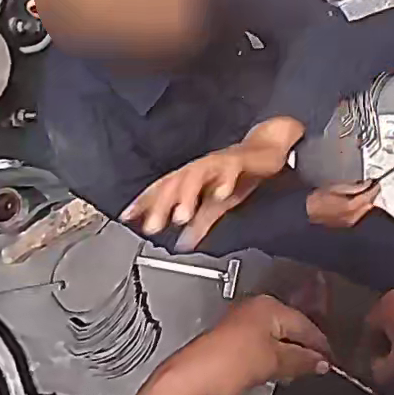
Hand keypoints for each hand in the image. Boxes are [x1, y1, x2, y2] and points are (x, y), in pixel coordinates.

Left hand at [115, 296, 331, 394]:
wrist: (191, 379)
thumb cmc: (225, 364)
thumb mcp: (274, 362)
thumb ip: (302, 360)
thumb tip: (320, 361)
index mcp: (267, 306)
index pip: (305, 323)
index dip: (320, 344)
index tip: (329, 360)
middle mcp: (254, 308)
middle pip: (290, 327)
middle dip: (304, 348)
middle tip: (317, 367)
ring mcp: (241, 321)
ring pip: (275, 336)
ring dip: (287, 353)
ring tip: (296, 372)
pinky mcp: (232, 338)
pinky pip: (261, 343)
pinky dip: (271, 356)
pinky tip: (273, 370)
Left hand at [123, 117, 303, 250]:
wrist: (267, 150)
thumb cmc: (239, 174)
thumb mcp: (218, 204)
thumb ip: (200, 223)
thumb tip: (183, 244)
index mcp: (191, 178)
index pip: (162, 189)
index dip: (143, 202)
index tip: (126, 216)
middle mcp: (199, 168)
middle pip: (175, 183)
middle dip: (162, 205)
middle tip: (153, 226)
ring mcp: (218, 162)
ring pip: (197, 175)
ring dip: (188, 195)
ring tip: (182, 215)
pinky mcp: (239, 160)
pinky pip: (230, 169)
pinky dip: (225, 180)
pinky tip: (222, 194)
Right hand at [306, 180, 379, 228]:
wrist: (307, 211)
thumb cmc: (317, 198)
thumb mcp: (335, 187)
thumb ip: (353, 186)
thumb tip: (367, 184)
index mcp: (350, 206)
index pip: (369, 196)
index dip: (374, 188)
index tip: (376, 182)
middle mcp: (353, 216)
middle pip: (369, 205)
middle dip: (371, 195)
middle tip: (370, 186)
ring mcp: (350, 222)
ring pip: (365, 211)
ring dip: (366, 202)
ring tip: (362, 192)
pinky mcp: (347, 224)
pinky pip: (359, 215)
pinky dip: (360, 208)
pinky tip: (355, 202)